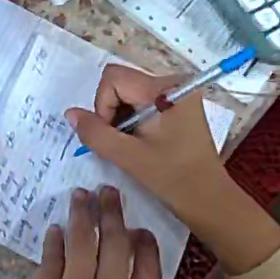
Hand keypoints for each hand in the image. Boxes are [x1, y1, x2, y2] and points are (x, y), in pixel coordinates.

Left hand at [0, 187, 161, 278]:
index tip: (141, 228)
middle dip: (114, 214)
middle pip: (117, 244)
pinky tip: (56, 229)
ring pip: (84, 241)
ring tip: (82, 194)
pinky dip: (55, 241)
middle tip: (109, 192)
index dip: (145, 243)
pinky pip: (51, 259)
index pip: (149, 268)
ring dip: (84, 214)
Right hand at [67, 64, 279, 272]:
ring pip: (127, 93)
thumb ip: (95, 132)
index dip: (102, 105)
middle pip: (120, 83)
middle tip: (121, 142)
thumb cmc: (172, 178)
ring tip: (131, 145)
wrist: (209, 200)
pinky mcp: (176, 106)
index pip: (114, 79)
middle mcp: (173, 82)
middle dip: (110, 112)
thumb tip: (70, 113)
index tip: (114, 136)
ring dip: (119, 118)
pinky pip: (139, 102)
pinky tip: (139, 142)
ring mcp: (176, 93)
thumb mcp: (127, 157)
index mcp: (166, 89)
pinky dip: (130, 121)